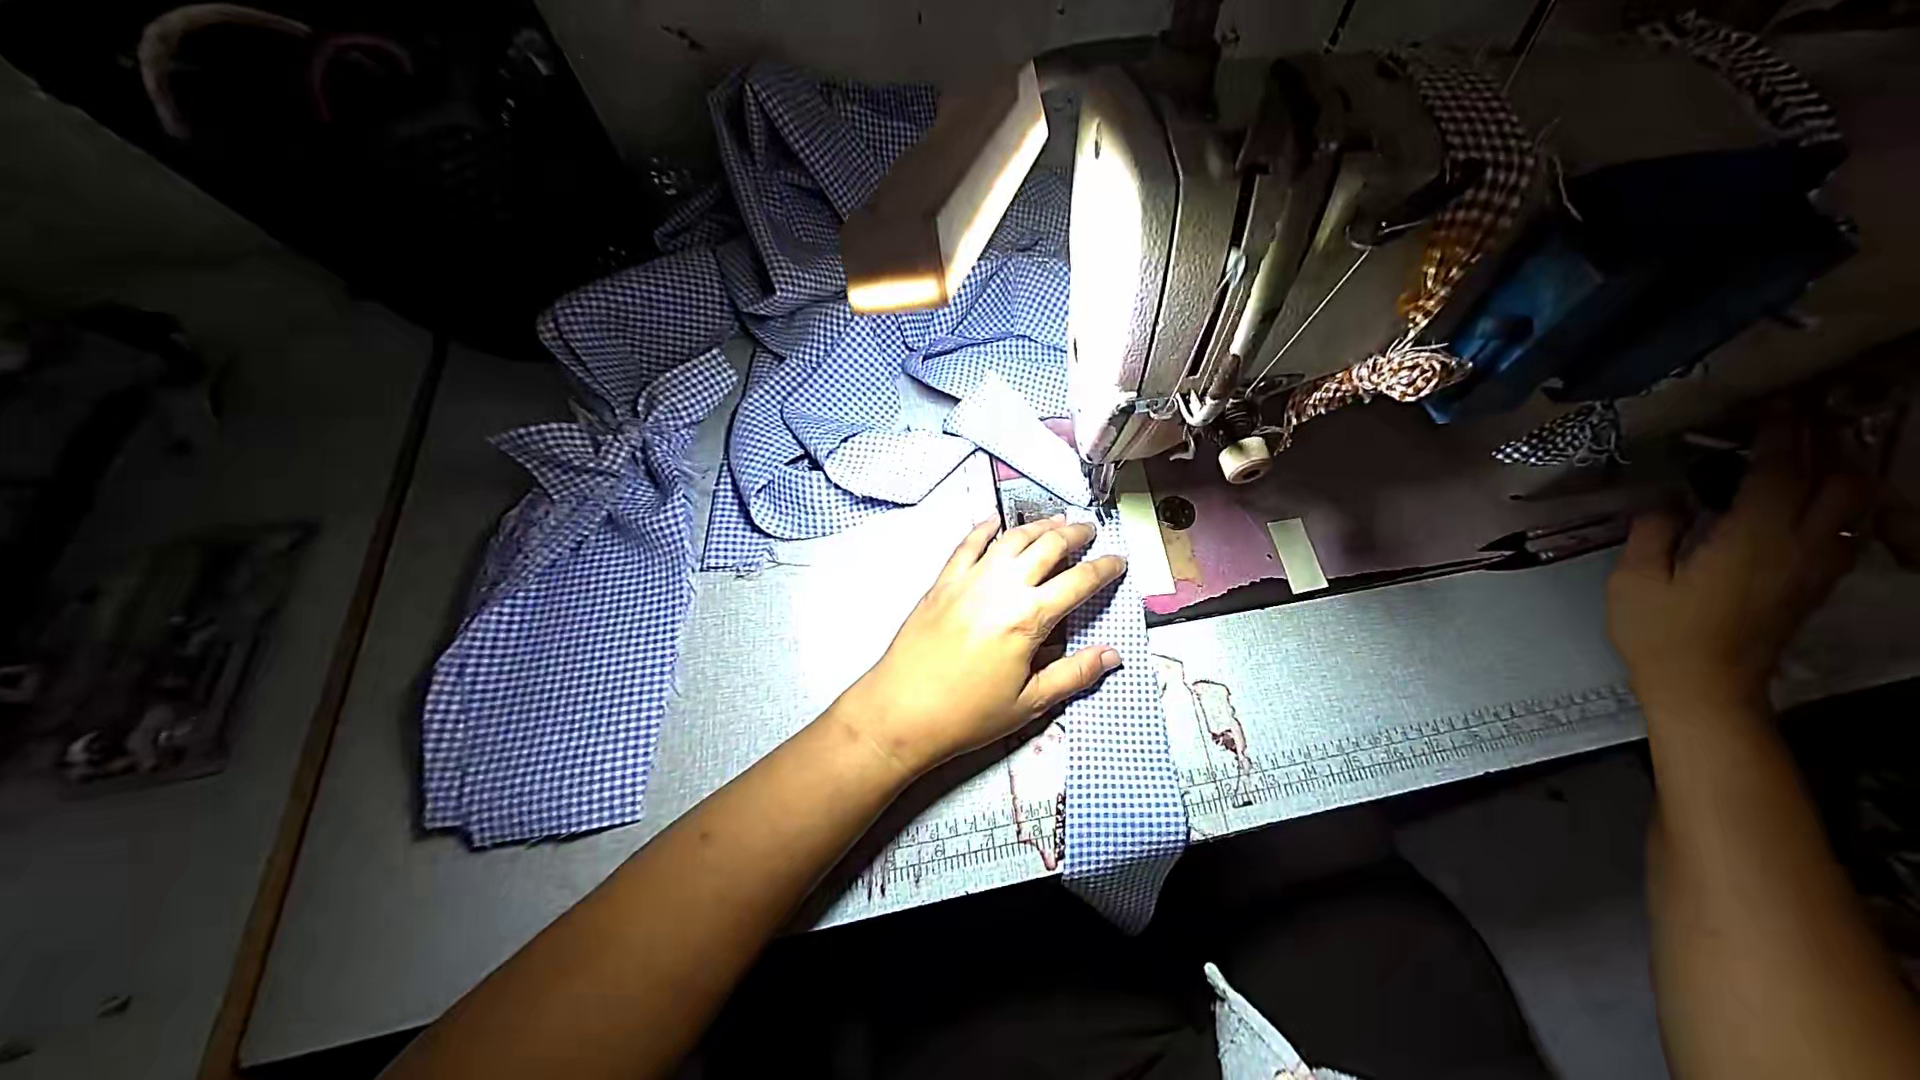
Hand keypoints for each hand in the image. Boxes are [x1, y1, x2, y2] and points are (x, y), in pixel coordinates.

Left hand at [829, 515, 1127, 778]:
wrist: (900, 710)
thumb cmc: (965, 714)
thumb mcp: (1028, 703)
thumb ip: (1072, 674)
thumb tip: (1111, 656)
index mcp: (1028, 618)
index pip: (1079, 581)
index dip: (1104, 568)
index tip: (1118, 561)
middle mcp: (1001, 588)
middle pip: (1047, 547)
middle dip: (1074, 534)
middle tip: (1089, 532)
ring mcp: (969, 580)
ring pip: (1011, 539)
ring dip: (1037, 526)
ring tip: (1055, 521)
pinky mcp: (942, 582)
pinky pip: (967, 545)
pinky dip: (984, 528)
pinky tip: (994, 521)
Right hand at [1606, 425, 1872, 712]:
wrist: (1704, 684)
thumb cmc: (1659, 631)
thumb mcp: (1634, 579)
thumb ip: (1654, 533)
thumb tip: (1668, 502)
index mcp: (1751, 540)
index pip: (1781, 473)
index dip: (1781, 436)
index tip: (1775, 408)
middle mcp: (1799, 547)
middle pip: (1841, 482)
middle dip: (1826, 447)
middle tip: (1797, 424)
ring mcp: (1816, 566)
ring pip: (1855, 504)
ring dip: (1840, 472)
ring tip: (1809, 454)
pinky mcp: (1816, 582)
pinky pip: (1845, 528)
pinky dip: (1837, 502)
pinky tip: (1810, 499)